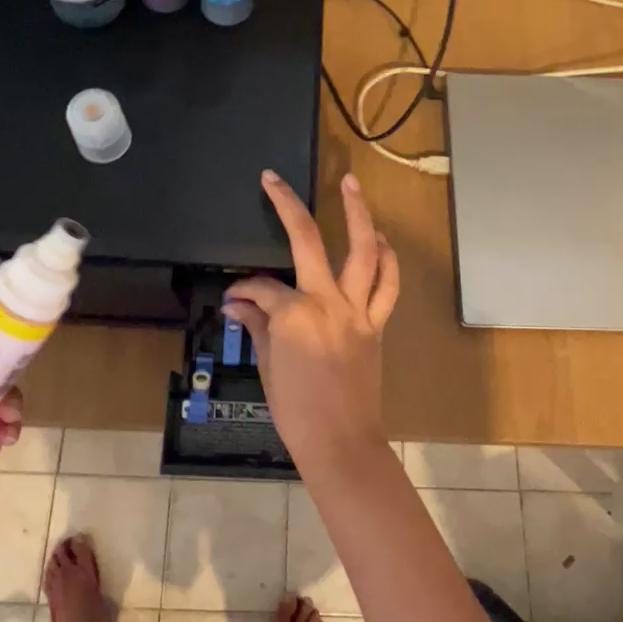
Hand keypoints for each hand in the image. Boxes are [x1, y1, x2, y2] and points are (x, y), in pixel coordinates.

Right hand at [224, 170, 399, 470]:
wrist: (341, 441)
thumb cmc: (297, 410)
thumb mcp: (268, 366)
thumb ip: (256, 325)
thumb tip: (237, 303)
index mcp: (293, 314)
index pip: (262, 288)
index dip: (245, 291)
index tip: (235, 300)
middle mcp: (327, 300)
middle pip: (307, 240)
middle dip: (288, 204)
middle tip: (274, 180)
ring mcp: (357, 309)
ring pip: (364, 249)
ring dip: (358, 213)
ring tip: (351, 183)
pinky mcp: (377, 323)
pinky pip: (387, 283)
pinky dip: (387, 258)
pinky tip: (381, 239)